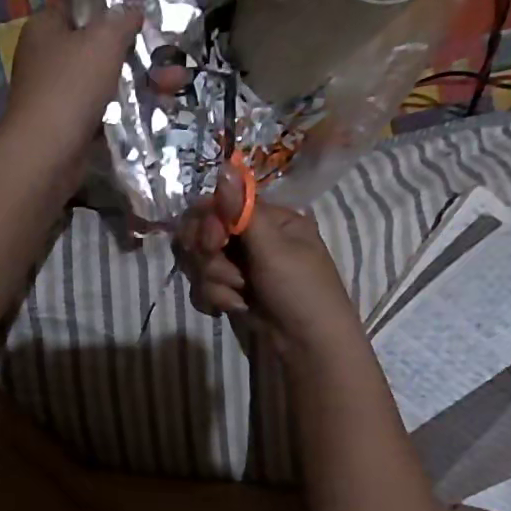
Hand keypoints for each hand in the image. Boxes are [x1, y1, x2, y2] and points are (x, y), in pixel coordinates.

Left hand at [0, 4, 143, 157]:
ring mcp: (51, 95)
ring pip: (95, 81)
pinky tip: (143, 110)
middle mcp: (42, 59)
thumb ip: (122, 19)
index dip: (107, 4)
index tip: (140, 11)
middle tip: (158, 52)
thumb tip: (133, 8)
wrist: (46, 154)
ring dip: (125, 83)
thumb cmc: (71, 87)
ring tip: (163, 83)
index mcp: (43, 28)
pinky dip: (115, 112)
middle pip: (90, 45)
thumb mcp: (104, 39)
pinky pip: (94, 111)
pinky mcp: (62, 125)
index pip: (76, 5)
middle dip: (124, 50)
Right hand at [176, 169, 362, 351]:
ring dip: (217, 281)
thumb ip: (243, 210)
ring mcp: (241, 265)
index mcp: (270, 219)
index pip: (220, 205)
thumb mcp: (273, 248)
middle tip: (229, 274)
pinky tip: (238, 307)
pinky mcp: (232, 289)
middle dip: (210, 256)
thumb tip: (226, 166)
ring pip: (202, 262)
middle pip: (204, 232)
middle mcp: (253, 237)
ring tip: (241, 295)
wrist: (308, 344)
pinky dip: (218, 297)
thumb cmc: (301, 290)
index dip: (208, 223)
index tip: (214, 243)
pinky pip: (206, 285)